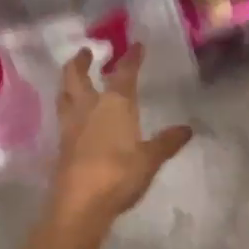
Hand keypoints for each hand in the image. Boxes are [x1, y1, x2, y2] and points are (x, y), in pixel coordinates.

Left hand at [46, 46, 191, 234]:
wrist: (81, 202)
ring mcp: (71, 126)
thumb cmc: (119, 174)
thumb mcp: (150, 159)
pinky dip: (67, 107)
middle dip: (82, 61)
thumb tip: (187, 129)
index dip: (131, 58)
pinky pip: (63, 116)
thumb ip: (167, 142)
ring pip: (64, 94)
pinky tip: (73, 114)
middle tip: (86, 52)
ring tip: (73, 77)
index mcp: (115, 104)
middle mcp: (89, 108)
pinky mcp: (62, 144)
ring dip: (68, 81)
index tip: (136, 45)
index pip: (124, 73)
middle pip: (78, 76)